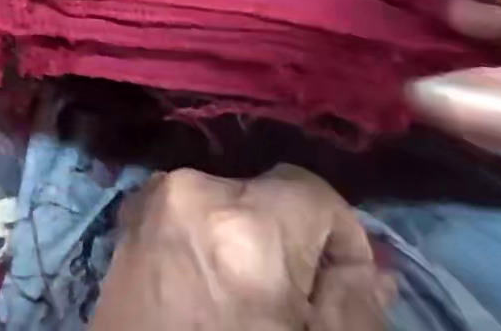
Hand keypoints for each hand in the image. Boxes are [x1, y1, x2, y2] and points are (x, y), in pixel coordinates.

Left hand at [90, 165, 392, 330]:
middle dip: (292, 245)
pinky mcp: (128, 220)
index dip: (342, 242)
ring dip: (249, 242)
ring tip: (243, 307)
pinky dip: (210, 241)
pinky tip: (207, 294)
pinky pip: (188, 212)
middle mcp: (193, 190)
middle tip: (292, 310)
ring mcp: (152, 200)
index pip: (314, 191)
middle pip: (268, 196)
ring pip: (228, 203)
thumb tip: (371, 267)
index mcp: (245, 223)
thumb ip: (354, 309)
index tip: (342, 292)